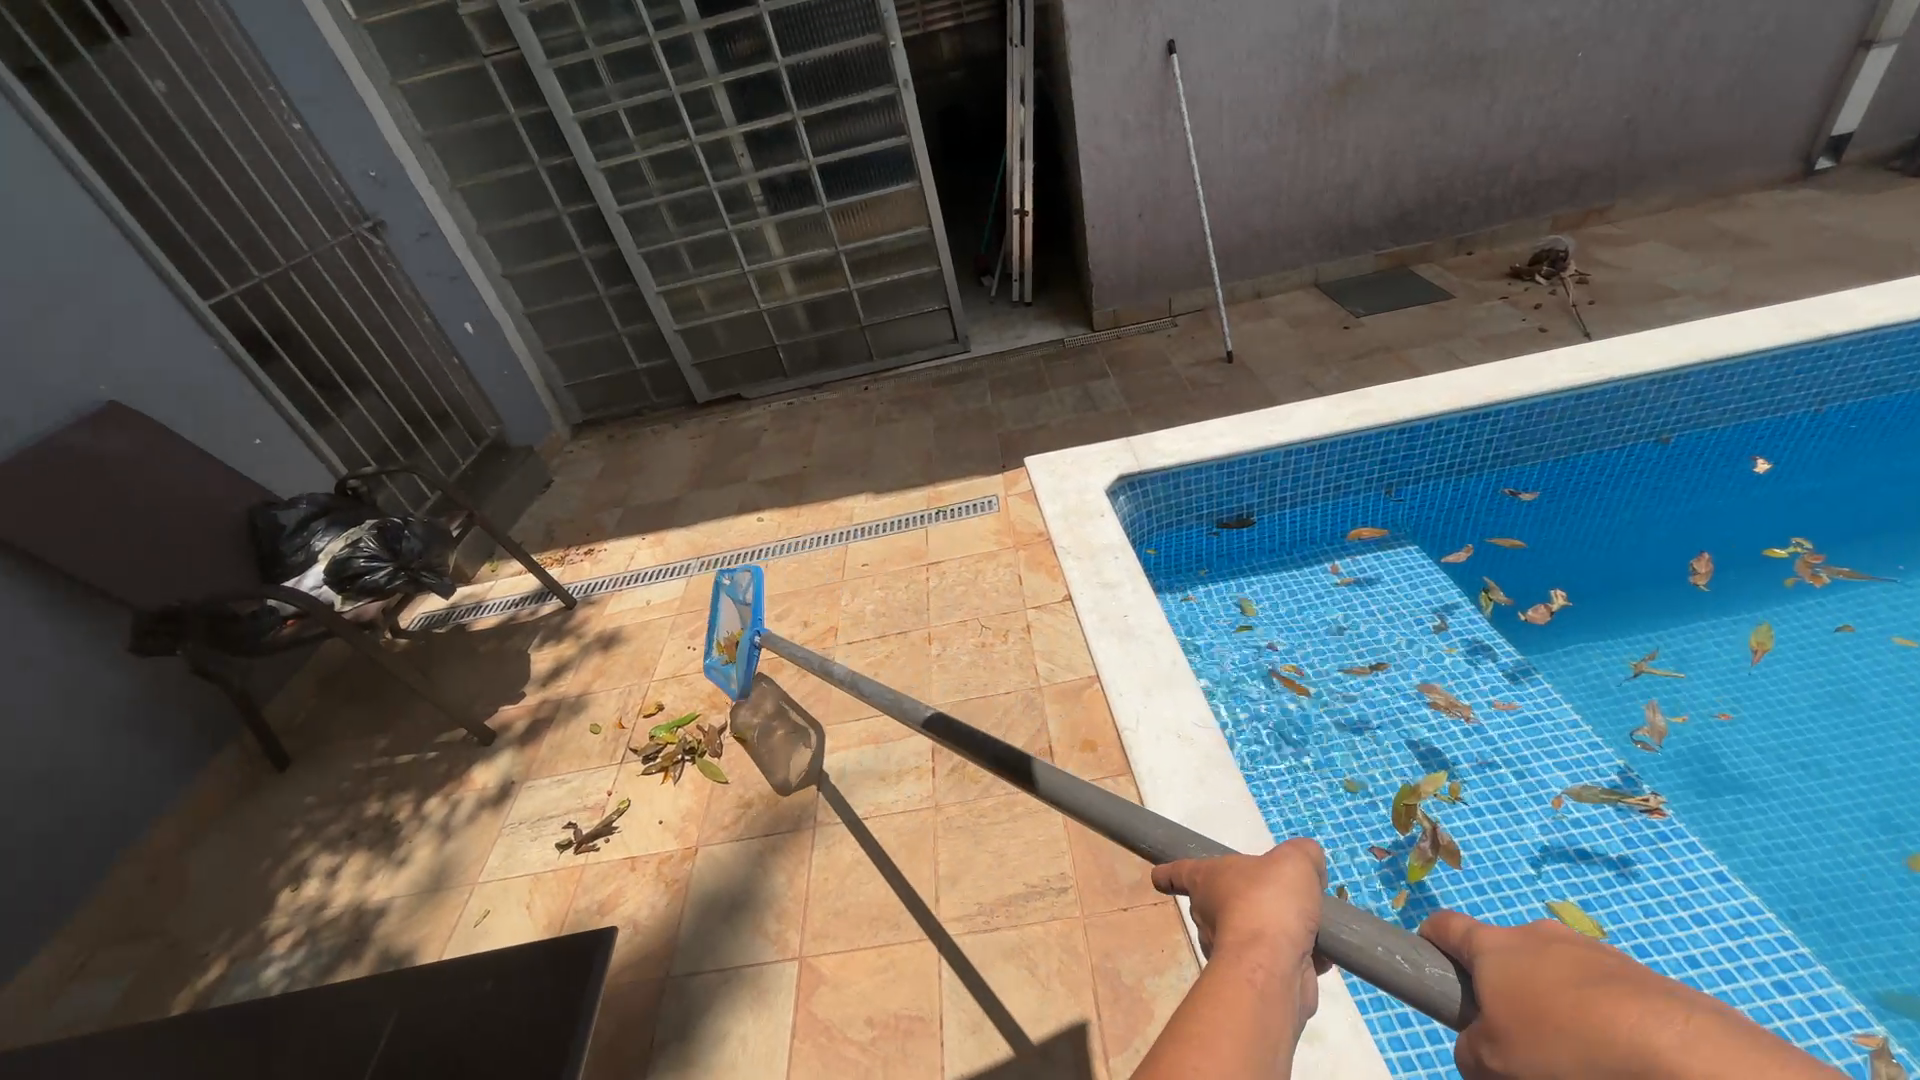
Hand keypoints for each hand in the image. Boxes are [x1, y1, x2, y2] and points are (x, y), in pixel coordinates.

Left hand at [1151, 839, 1329, 1030]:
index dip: (1168, 873)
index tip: (1158, 877)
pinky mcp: (1253, 977)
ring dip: (1277, 933)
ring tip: (1308, 926)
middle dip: (1247, 903)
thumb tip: (1309, 864)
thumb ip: (1302, 855)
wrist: (1273, 965)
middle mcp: (1208, 913)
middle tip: (1277, 898)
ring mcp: (1228, 949)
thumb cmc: (1269, 901)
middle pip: (1220, 904)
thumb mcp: (1294, 861)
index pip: (1178, 872)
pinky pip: (1275, 961)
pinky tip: (1318, 954)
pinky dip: (1296, 958)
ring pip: (1252, 935)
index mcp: (1205, 879)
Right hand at [1421, 911, 1838, 1079]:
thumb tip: (1475, 1052)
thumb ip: (1469, 1052)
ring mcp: (1592, 952)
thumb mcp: (1494, 1062)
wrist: (1679, 1050)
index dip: (1431, 941)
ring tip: (1575, 1056)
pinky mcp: (1641, 977)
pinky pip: (1604, 995)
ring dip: (1556, 1006)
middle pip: (1505, 953)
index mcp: (1493, 945)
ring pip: (1557, 975)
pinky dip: (1601, 1020)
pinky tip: (1617, 1059)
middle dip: (1505, 987)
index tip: (1435, 967)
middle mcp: (1536, 936)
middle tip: (1515, 1035)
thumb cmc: (1563, 1044)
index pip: (1444, 924)